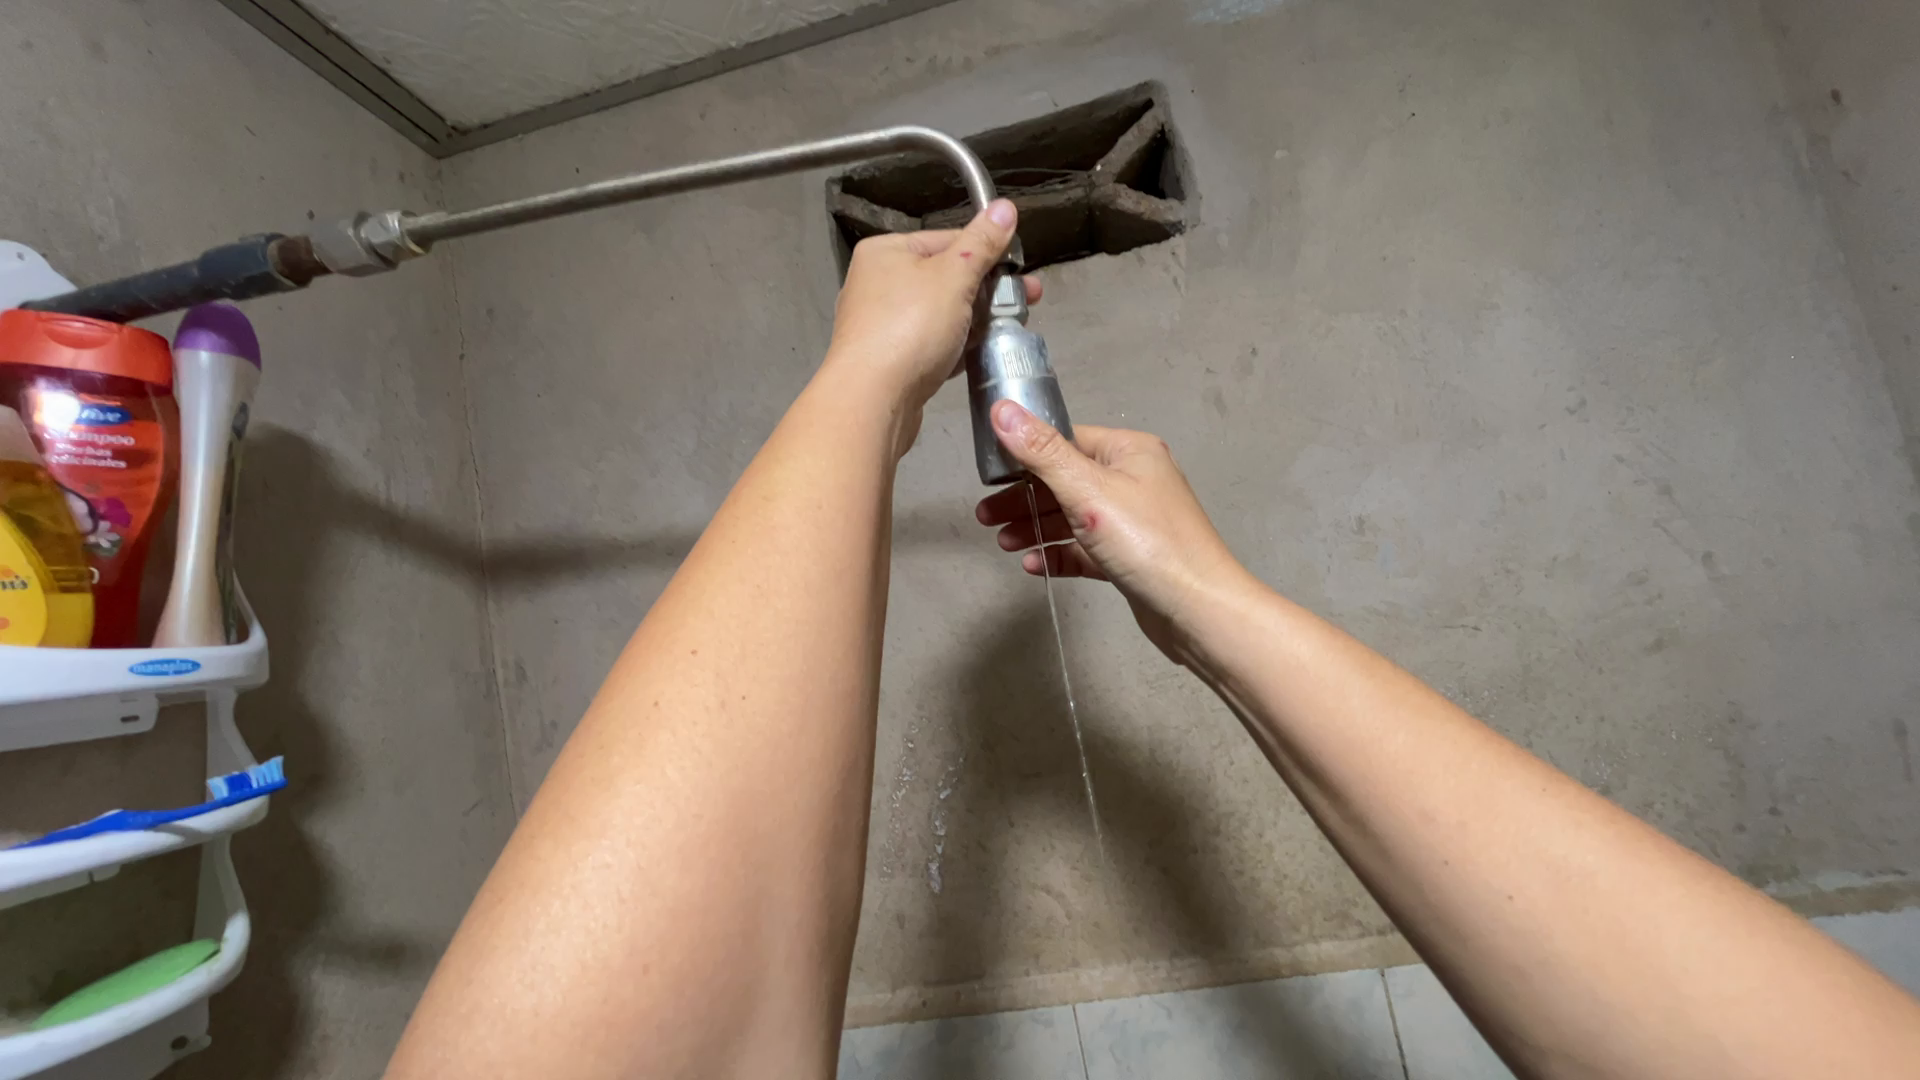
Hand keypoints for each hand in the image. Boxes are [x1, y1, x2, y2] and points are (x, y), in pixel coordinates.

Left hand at [822, 199, 1040, 454]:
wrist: (872, 400)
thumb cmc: (910, 329)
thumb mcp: (954, 276)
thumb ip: (982, 244)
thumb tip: (1005, 207)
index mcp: (886, 252)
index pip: (947, 240)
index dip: (987, 253)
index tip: (1019, 271)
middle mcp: (877, 285)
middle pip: (945, 279)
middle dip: (987, 292)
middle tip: (1026, 302)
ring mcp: (881, 327)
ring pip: (940, 316)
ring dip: (974, 322)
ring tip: (1007, 330)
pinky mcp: (889, 362)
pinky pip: (930, 346)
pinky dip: (954, 348)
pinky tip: (976, 355)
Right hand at [975, 402, 1251, 665]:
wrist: (1197, 609)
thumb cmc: (1145, 541)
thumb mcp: (1088, 491)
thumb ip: (1042, 453)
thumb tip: (1002, 410)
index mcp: (1128, 452)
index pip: (1066, 440)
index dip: (1026, 455)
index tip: (990, 475)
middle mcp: (1132, 480)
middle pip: (1064, 481)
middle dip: (1024, 499)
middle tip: (985, 517)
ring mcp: (1131, 521)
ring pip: (1072, 517)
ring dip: (1035, 528)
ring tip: (1003, 544)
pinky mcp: (1128, 557)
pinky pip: (1084, 549)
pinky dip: (1058, 554)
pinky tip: (1033, 566)